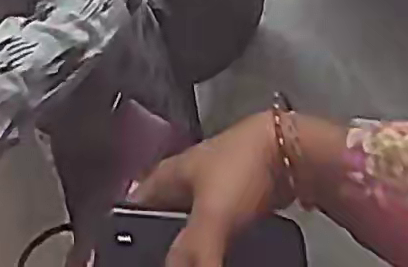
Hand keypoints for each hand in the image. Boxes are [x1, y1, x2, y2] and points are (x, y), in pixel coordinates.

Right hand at [130, 111, 288, 266]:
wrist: (288, 152)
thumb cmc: (241, 166)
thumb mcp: (210, 213)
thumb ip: (190, 254)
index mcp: (166, 175)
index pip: (130, 209)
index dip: (121, 234)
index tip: (119, 257)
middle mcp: (183, 183)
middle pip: (158, 226)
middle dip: (157, 248)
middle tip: (157, 262)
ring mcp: (209, 195)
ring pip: (187, 235)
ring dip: (186, 254)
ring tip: (184, 264)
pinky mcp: (234, 208)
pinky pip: (213, 240)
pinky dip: (210, 254)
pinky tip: (215, 261)